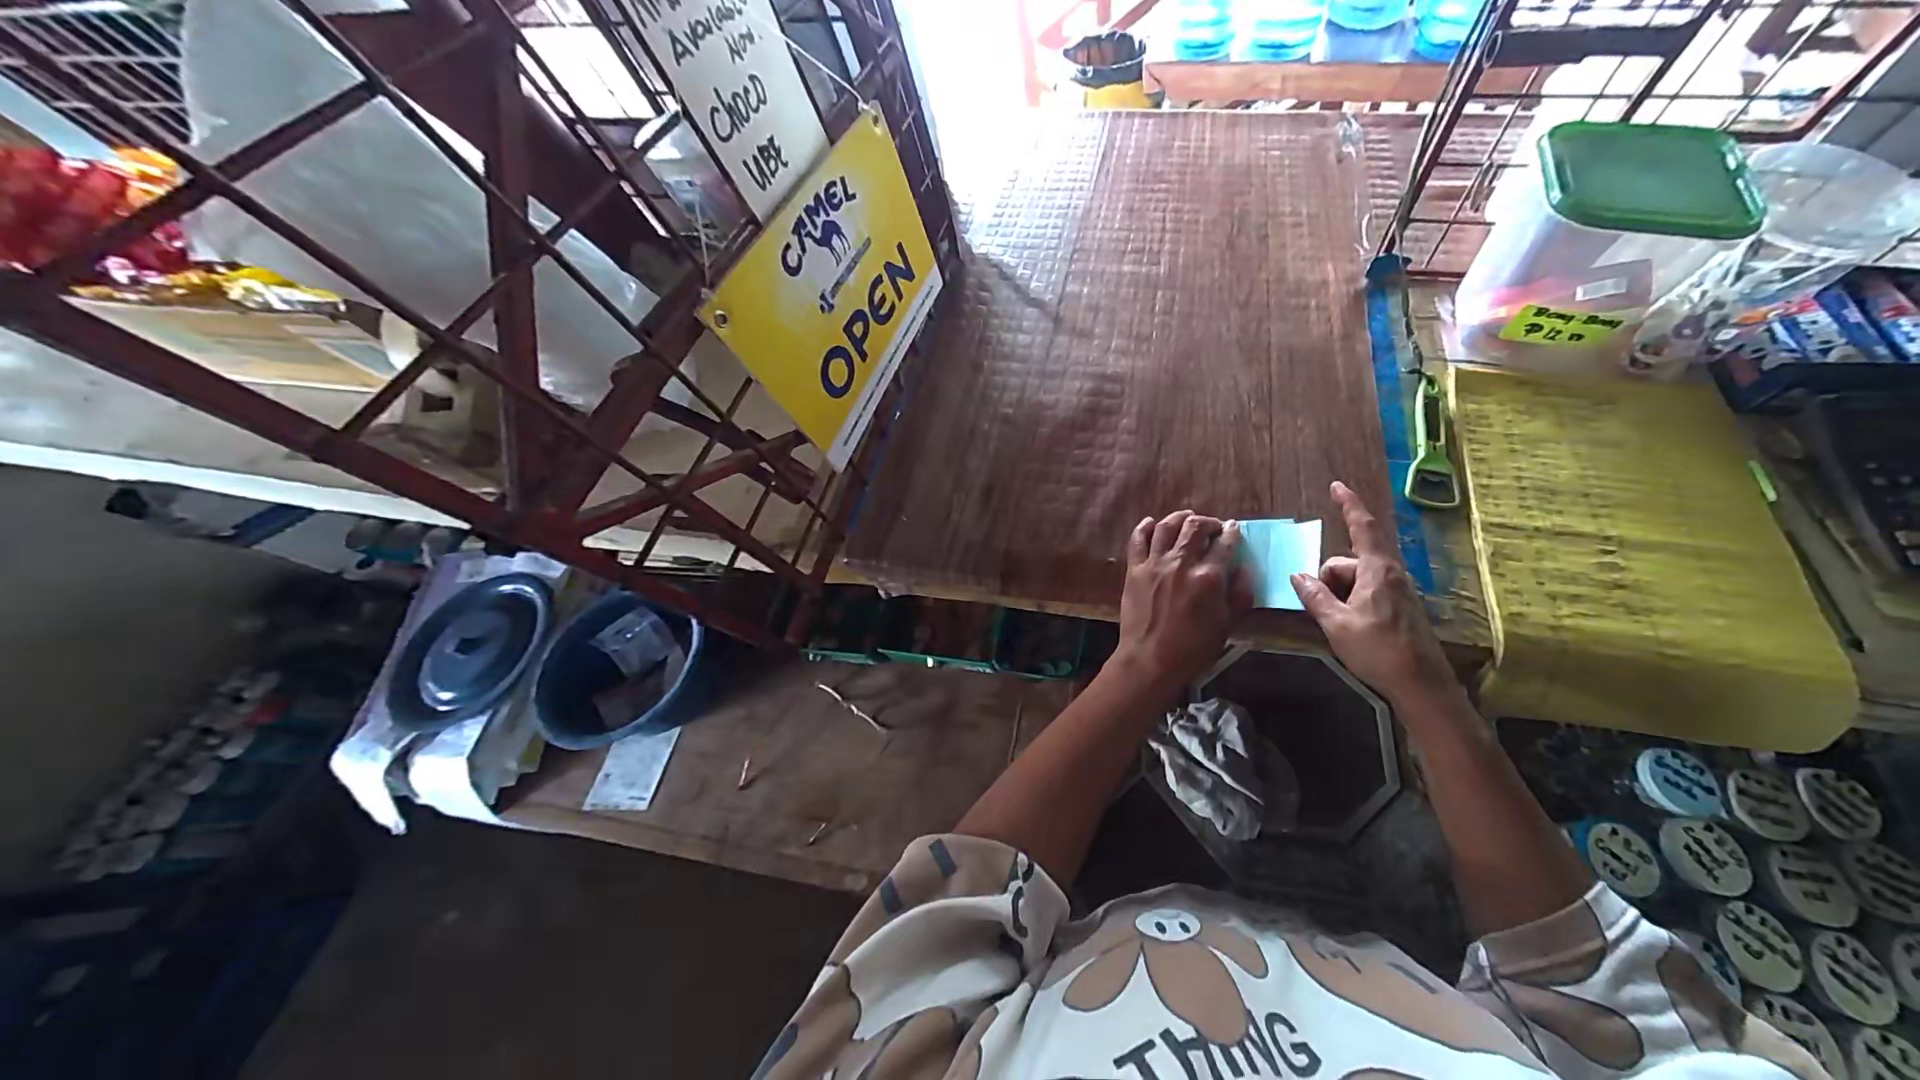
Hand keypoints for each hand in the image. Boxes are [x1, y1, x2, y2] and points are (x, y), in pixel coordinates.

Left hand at [1112, 510, 1251, 694]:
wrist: (1150, 659)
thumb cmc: (1193, 647)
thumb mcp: (1228, 623)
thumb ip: (1240, 593)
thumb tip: (1243, 568)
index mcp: (1208, 576)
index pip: (1225, 543)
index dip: (1232, 532)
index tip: (1234, 529)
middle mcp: (1181, 562)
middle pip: (1195, 527)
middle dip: (1208, 522)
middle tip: (1213, 527)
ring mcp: (1155, 564)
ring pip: (1166, 527)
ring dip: (1179, 518)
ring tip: (1187, 517)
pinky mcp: (1134, 570)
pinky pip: (1138, 540)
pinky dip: (1145, 527)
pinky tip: (1151, 523)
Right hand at [1291, 481, 1455, 703]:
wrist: (1421, 684)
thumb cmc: (1378, 650)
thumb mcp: (1336, 623)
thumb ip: (1315, 596)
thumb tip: (1298, 575)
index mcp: (1377, 571)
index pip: (1363, 527)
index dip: (1349, 505)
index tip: (1337, 486)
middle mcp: (1391, 574)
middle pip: (1348, 560)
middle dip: (1327, 576)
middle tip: (1319, 606)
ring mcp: (1398, 591)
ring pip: (1356, 578)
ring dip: (1338, 592)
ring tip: (1334, 622)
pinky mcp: (1399, 607)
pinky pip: (1366, 591)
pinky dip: (1350, 600)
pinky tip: (1348, 625)